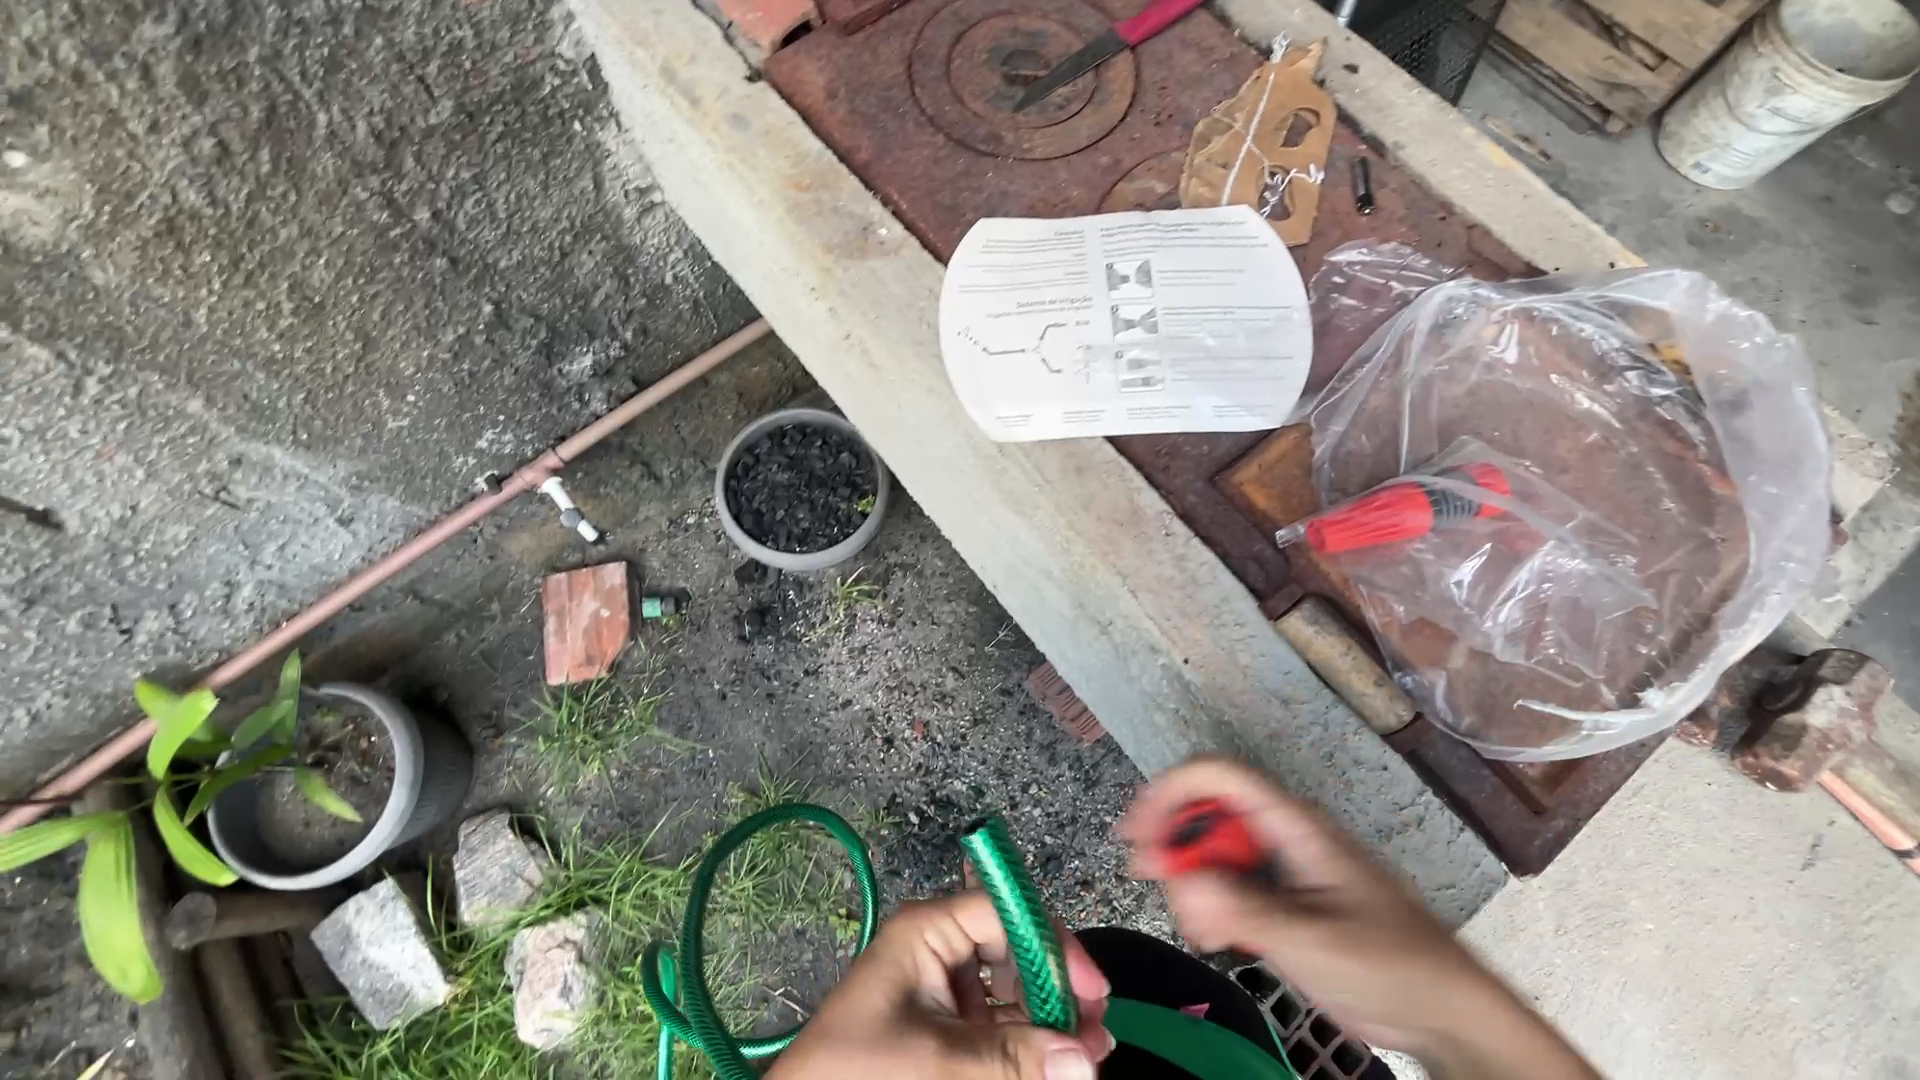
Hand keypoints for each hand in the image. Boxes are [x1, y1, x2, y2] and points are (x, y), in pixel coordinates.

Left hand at [768, 890, 1114, 1079]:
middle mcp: (939, 950)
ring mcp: (944, 991)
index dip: (1052, 943)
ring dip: (1051, 1019)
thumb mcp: (936, 1061)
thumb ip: (1011, 1058)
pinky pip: (998, 1023)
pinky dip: (1029, 1041)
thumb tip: (1085, 1061)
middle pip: (1015, 950)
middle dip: (1058, 986)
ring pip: (1013, 990)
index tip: (1092, 990)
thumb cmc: (859, 1071)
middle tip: (1097, 1029)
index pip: (1003, 911)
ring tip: (1090, 1052)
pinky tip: (1059, 1064)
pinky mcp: (945, 1027)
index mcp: (928, 932)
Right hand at [1121, 758, 1599, 1079]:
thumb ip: (1244, 907)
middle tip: (1162, 891)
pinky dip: (1209, 905)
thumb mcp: (1313, 939)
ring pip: (1210, 851)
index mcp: (1293, 823)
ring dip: (1192, 885)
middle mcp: (1281, 832)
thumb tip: (1182, 880)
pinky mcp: (1280, 896)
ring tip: (1207, 933)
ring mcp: (1280, 864)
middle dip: (1174, 848)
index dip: (1169, 791)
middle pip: (1204, 814)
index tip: (1137, 834)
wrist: (1447, 1012)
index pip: (1216, 776)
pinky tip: (1219, 938)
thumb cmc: (1392, 966)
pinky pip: (1226, 884)